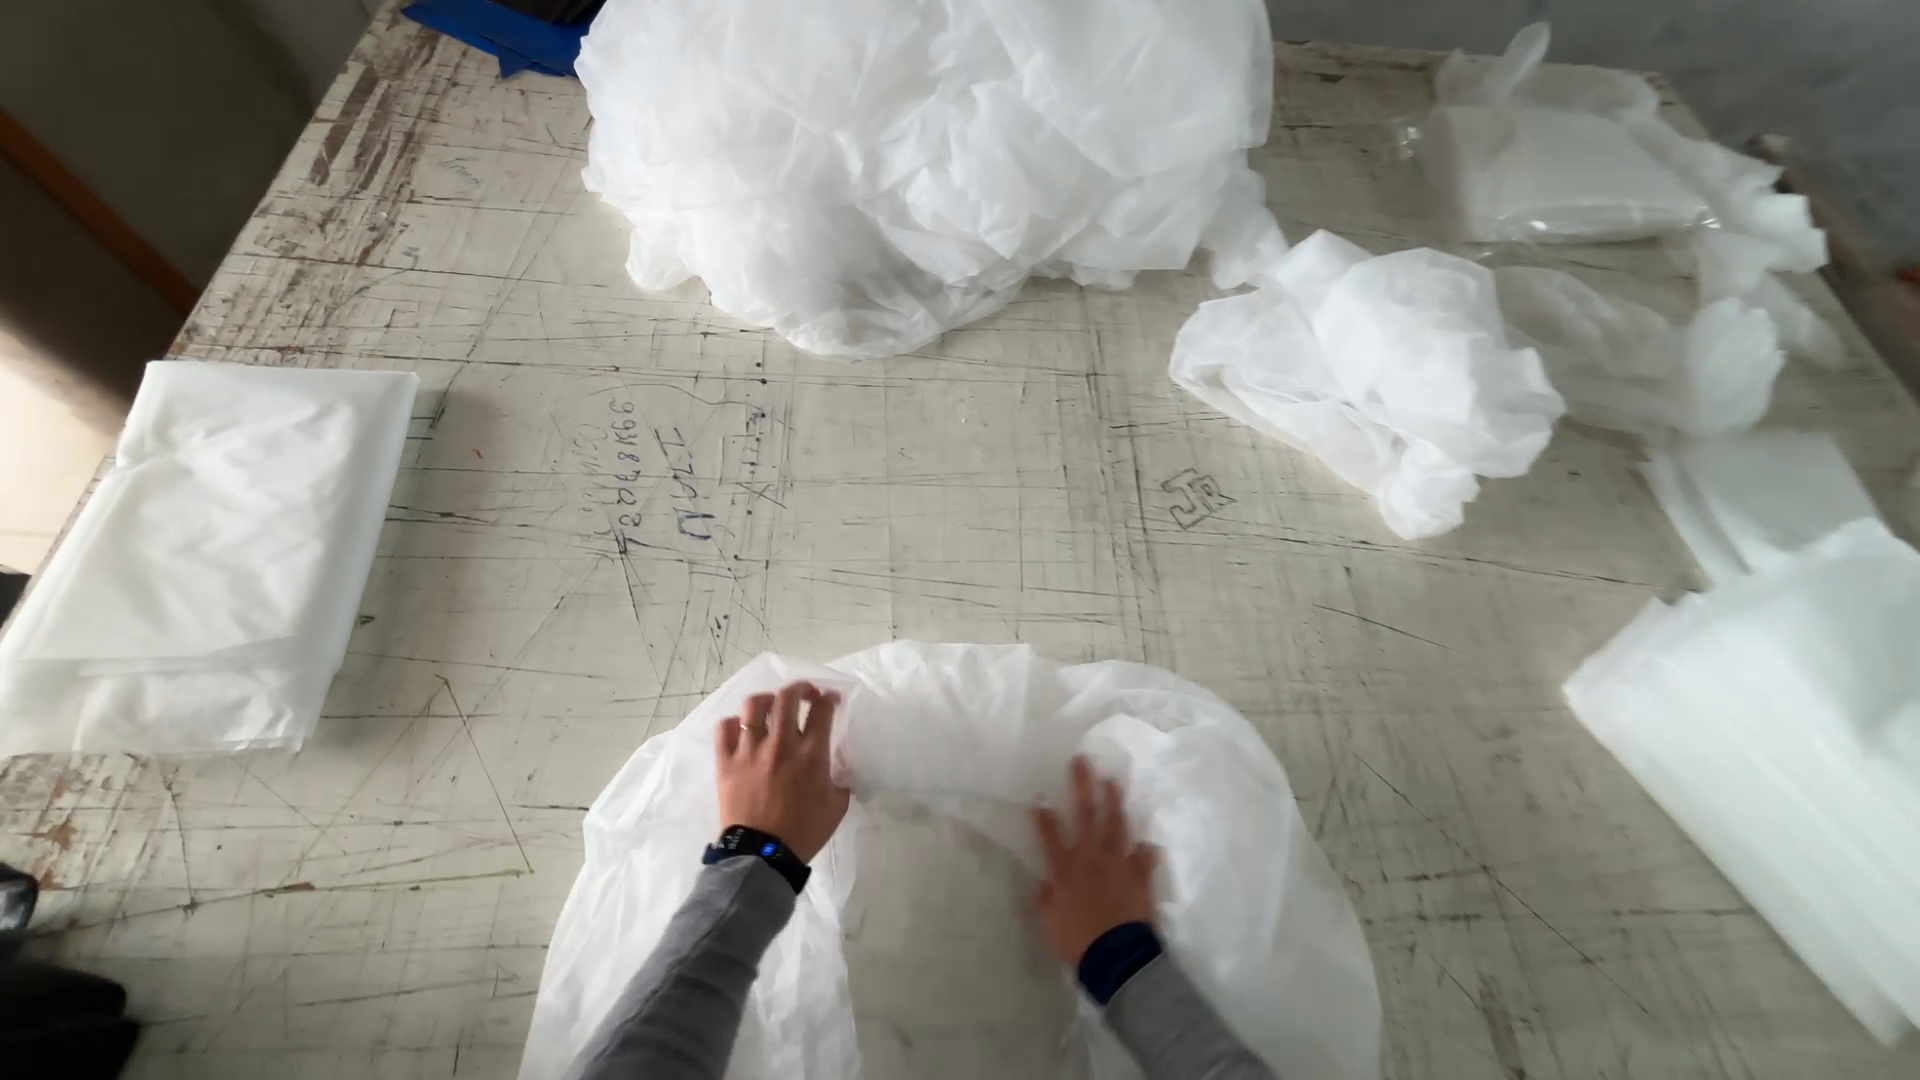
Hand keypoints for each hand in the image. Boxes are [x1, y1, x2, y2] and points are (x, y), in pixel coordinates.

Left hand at [715, 681, 849, 862]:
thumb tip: (837, 763)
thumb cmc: (804, 832)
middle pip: (787, 697)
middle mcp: (781, 744)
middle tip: (805, 695)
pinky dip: (735, 723)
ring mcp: (750, 751)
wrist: (763, 857)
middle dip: (800, 688)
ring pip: (754, 705)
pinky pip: (725, 728)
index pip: (822, 709)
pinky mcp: (726, 762)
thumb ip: (841, 777)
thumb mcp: (838, 804)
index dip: (829, 698)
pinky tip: (743, 730)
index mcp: (812, 754)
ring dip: (766, 700)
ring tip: (771, 707)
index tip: (831, 699)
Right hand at [1031, 757, 1158, 966]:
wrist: (1118, 958)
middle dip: (1083, 785)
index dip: (1043, 816)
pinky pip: (1144, 859)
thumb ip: (1046, 900)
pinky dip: (1147, 852)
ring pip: (1116, 825)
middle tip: (1083, 760)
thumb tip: (1044, 885)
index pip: (1050, 835)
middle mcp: (1091, 858)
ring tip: (1113, 781)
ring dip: (1114, 801)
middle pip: (1086, 815)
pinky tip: (1151, 843)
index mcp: (1065, 869)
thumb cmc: (1078, 942)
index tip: (1039, 797)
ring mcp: (1118, 864)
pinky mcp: (1140, 877)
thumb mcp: (1050, 924)